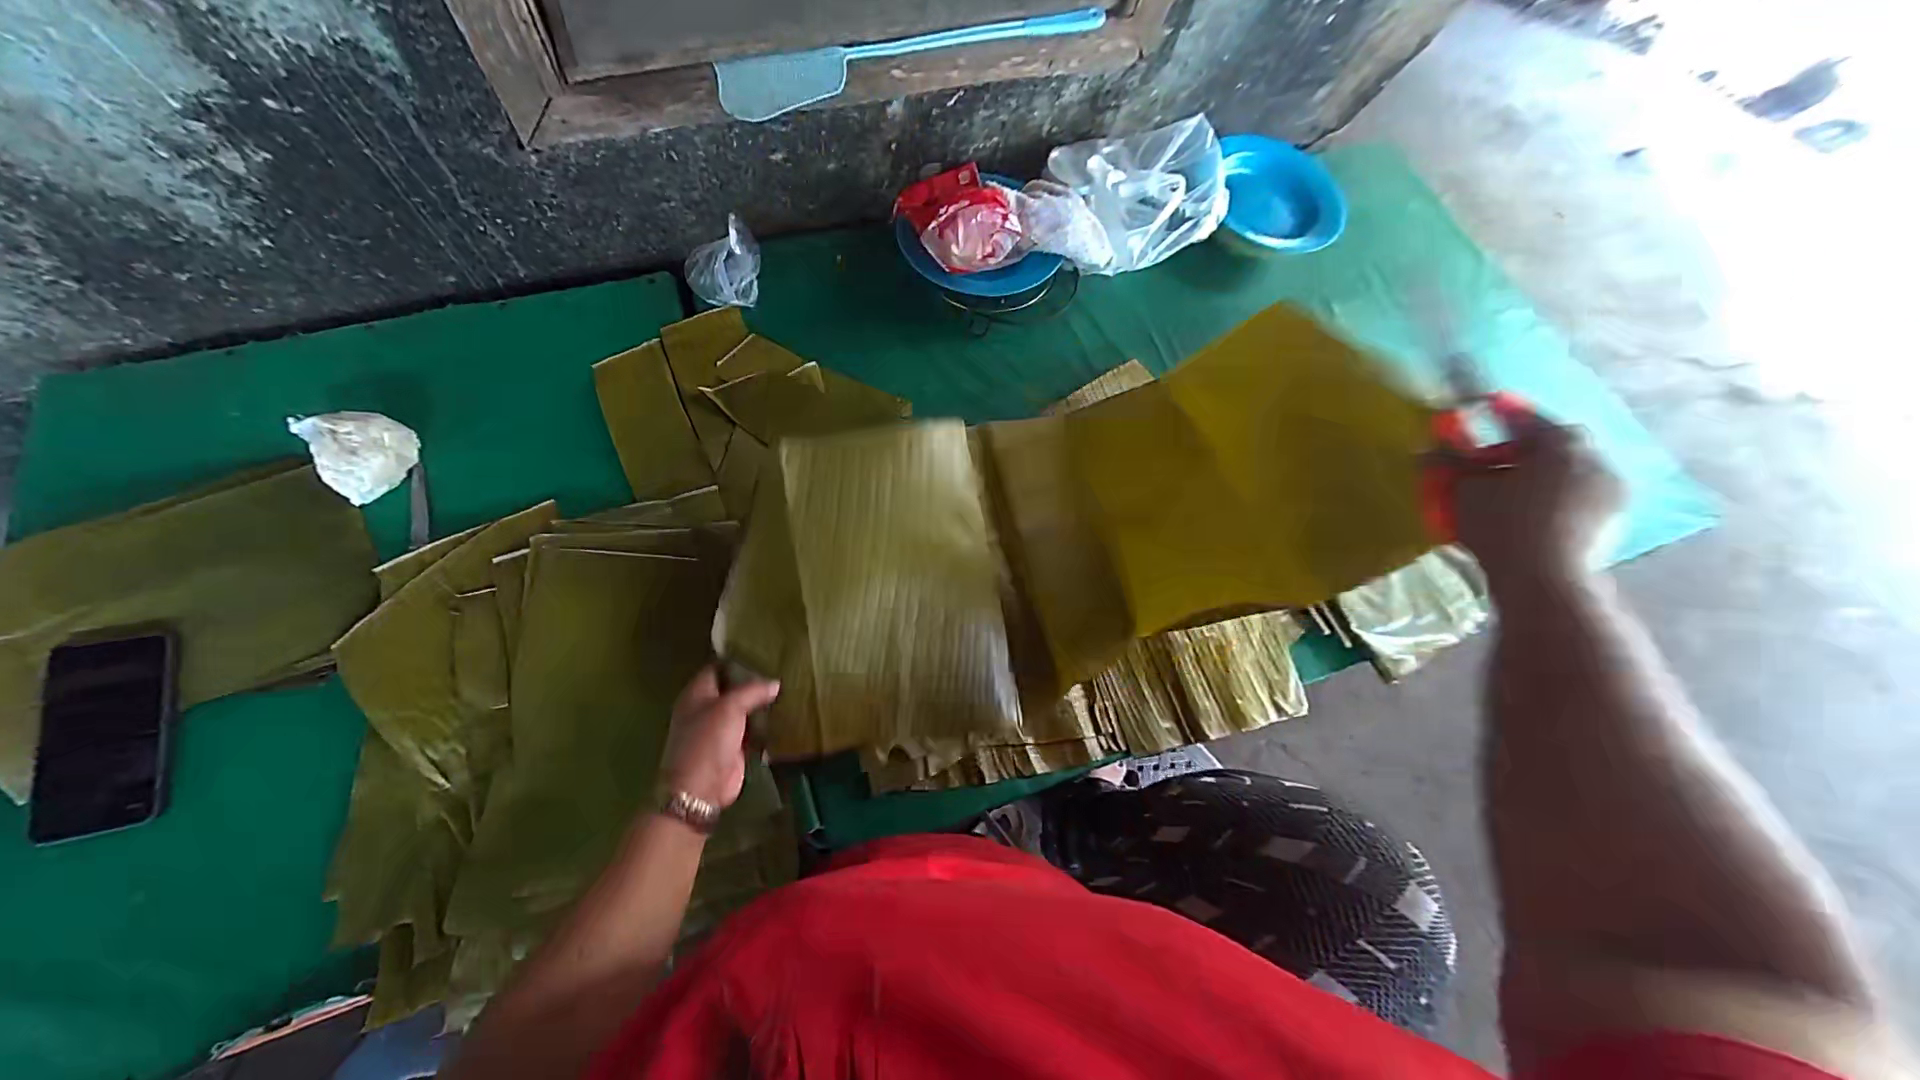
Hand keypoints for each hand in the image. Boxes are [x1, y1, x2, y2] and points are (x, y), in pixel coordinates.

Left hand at [658, 665, 779, 809]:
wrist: (700, 789)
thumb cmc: (707, 741)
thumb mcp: (729, 708)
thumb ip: (752, 691)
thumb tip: (775, 683)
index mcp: (697, 694)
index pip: (717, 668)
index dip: (737, 660)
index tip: (763, 653)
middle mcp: (706, 709)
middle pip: (732, 689)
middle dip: (754, 681)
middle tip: (782, 669)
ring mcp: (720, 730)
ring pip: (744, 710)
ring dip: (761, 704)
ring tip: (788, 688)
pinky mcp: (734, 748)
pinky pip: (752, 730)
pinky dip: (765, 724)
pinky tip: (784, 714)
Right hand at [1443, 411, 1622, 588]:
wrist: (1547, 580)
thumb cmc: (1502, 525)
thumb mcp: (1463, 492)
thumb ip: (1448, 463)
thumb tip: (1428, 446)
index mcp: (1560, 442)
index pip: (1522, 416)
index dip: (1493, 411)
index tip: (1474, 408)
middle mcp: (1594, 457)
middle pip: (1550, 444)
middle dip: (1518, 448)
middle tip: (1487, 460)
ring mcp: (1610, 490)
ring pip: (1565, 471)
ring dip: (1536, 475)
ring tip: (1504, 491)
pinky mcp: (1612, 520)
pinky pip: (1575, 496)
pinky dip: (1551, 497)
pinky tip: (1526, 514)